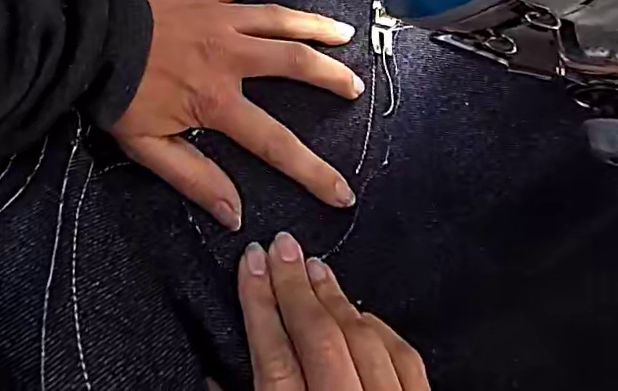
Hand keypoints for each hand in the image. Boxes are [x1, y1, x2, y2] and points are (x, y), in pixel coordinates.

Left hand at [110, 0, 363, 229]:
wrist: (88, 35)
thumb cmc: (115, 91)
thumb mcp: (147, 147)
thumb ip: (194, 178)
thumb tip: (234, 213)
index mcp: (216, 100)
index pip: (275, 143)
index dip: (312, 171)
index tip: (342, 191)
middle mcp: (230, 55)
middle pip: (293, 63)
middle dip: (330, 76)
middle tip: (355, 84)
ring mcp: (222, 18)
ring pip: (280, 18)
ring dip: (315, 24)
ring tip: (343, 32)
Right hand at [238, 232, 428, 390]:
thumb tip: (211, 373)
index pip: (275, 362)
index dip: (259, 304)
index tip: (252, 261)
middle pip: (320, 339)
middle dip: (296, 286)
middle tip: (281, 245)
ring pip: (363, 340)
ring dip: (335, 298)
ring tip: (314, 267)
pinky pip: (406, 361)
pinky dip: (379, 329)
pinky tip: (360, 312)